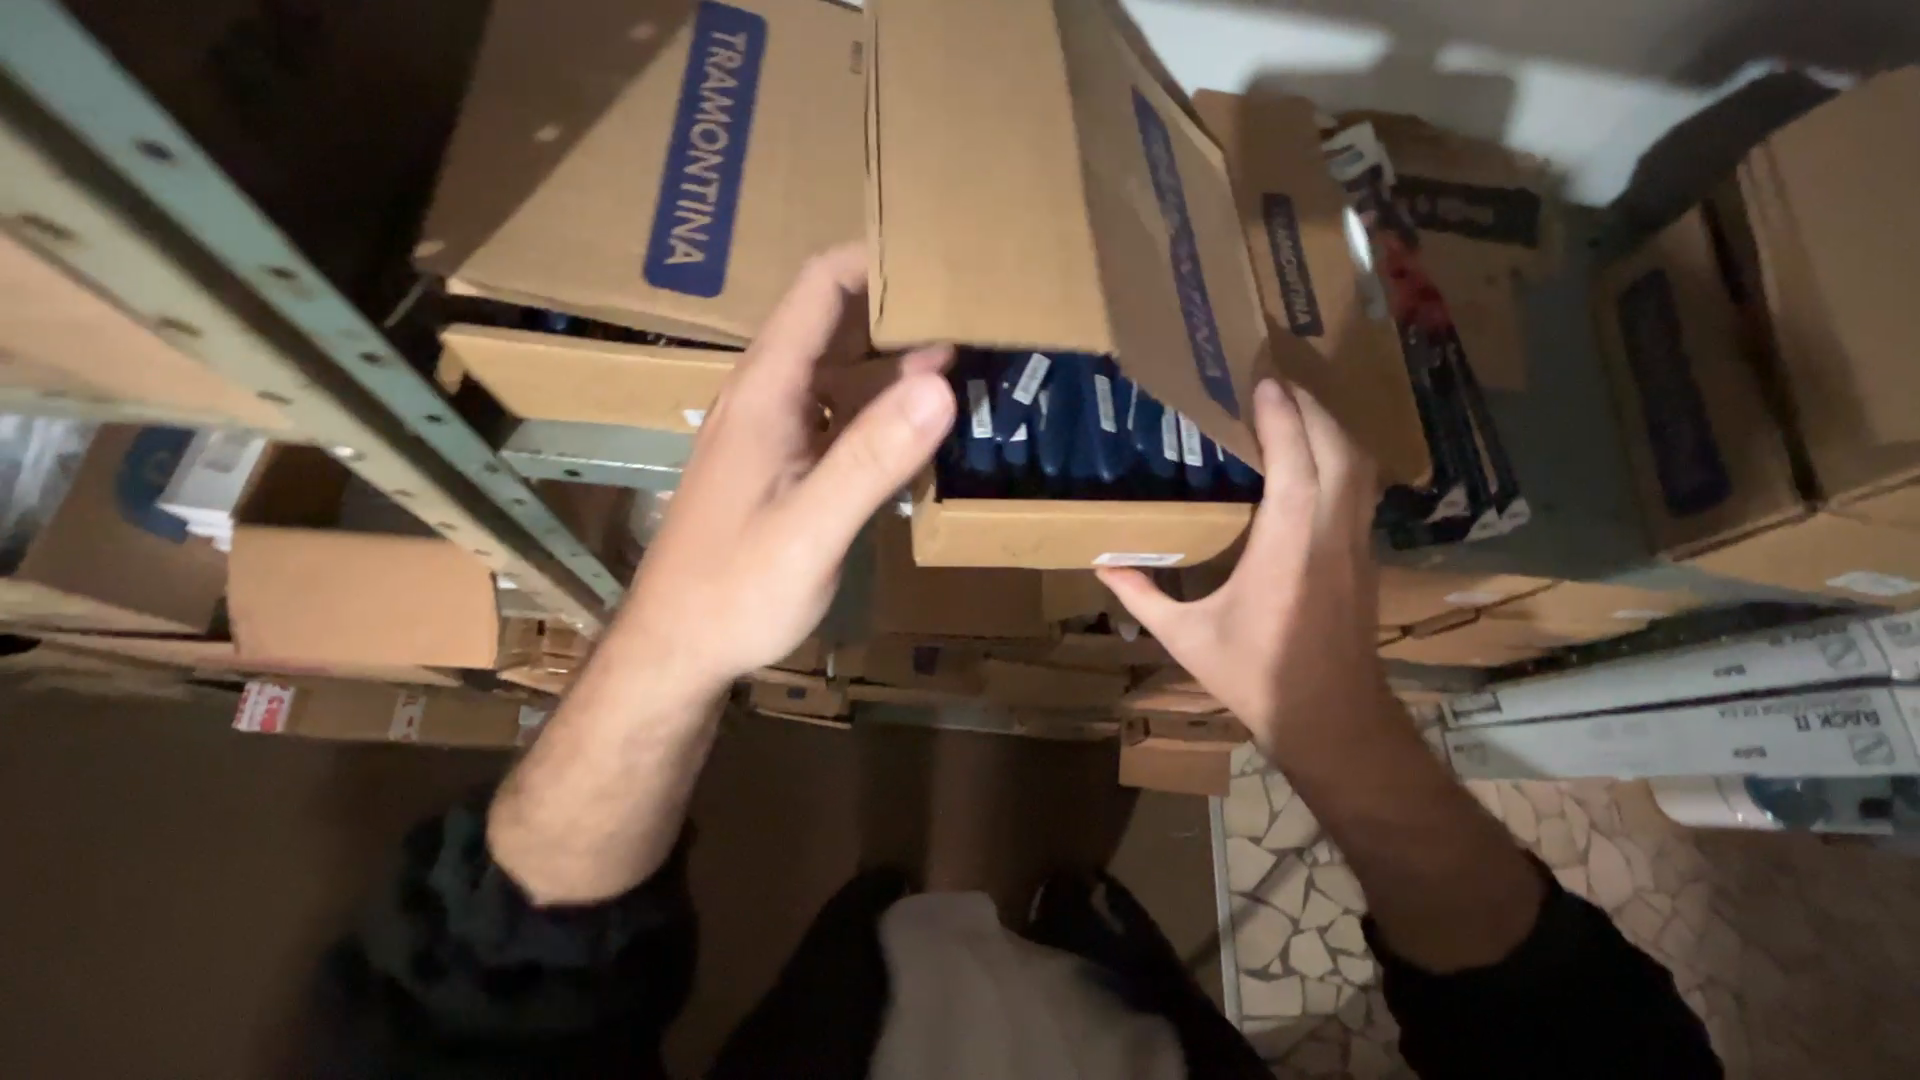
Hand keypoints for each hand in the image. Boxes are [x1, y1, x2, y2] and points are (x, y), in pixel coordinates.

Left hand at [614, 245, 955, 692]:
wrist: (677, 648)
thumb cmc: (733, 591)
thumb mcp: (809, 530)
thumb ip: (872, 459)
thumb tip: (941, 381)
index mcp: (767, 391)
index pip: (820, 288)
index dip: (877, 259)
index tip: (943, 254)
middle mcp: (768, 397)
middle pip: (836, 323)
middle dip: (900, 309)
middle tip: (975, 307)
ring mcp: (775, 431)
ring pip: (842, 373)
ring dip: (897, 362)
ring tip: (968, 358)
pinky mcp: (783, 465)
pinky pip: (840, 417)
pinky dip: (882, 410)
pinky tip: (921, 426)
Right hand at [1097, 379, 1388, 755]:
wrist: (1332, 717)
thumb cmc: (1255, 675)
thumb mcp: (1187, 638)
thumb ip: (1143, 597)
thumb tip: (1103, 566)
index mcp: (1286, 547)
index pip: (1295, 463)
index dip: (1283, 418)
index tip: (1264, 383)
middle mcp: (1328, 535)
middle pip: (1337, 451)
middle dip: (1312, 409)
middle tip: (1278, 385)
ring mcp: (1354, 546)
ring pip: (1359, 468)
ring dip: (1332, 430)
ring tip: (1297, 411)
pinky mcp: (1364, 558)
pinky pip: (1361, 490)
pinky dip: (1342, 459)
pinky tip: (1317, 460)